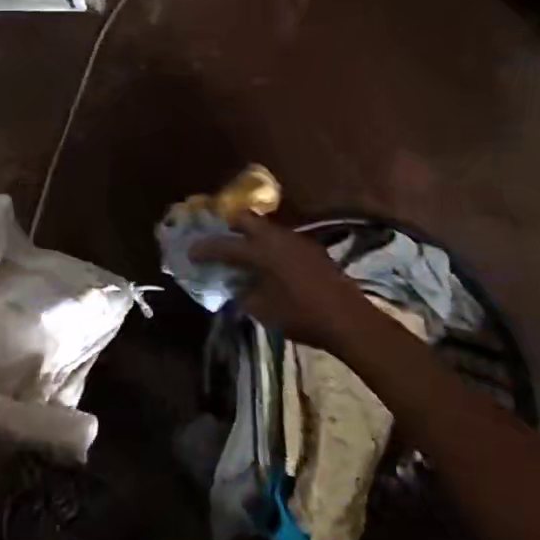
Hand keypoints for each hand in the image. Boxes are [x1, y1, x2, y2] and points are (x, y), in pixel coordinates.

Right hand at [190, 213, 364, 348]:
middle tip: (219, 240)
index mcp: (260, 251)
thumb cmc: (301, 315)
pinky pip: (282, 240)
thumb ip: (243, 295)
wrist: (349, 319)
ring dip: (252, 237)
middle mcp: (276, 238)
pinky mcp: (312, 250)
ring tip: (244, 254)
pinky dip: (270, 247)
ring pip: (266, 229)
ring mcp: (297, 241)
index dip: (205, 248)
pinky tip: (271, 266)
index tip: (190, 252)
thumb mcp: (263, 311)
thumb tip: (234, 287)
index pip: (224, 245)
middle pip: (246, 220)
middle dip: (229, 227)